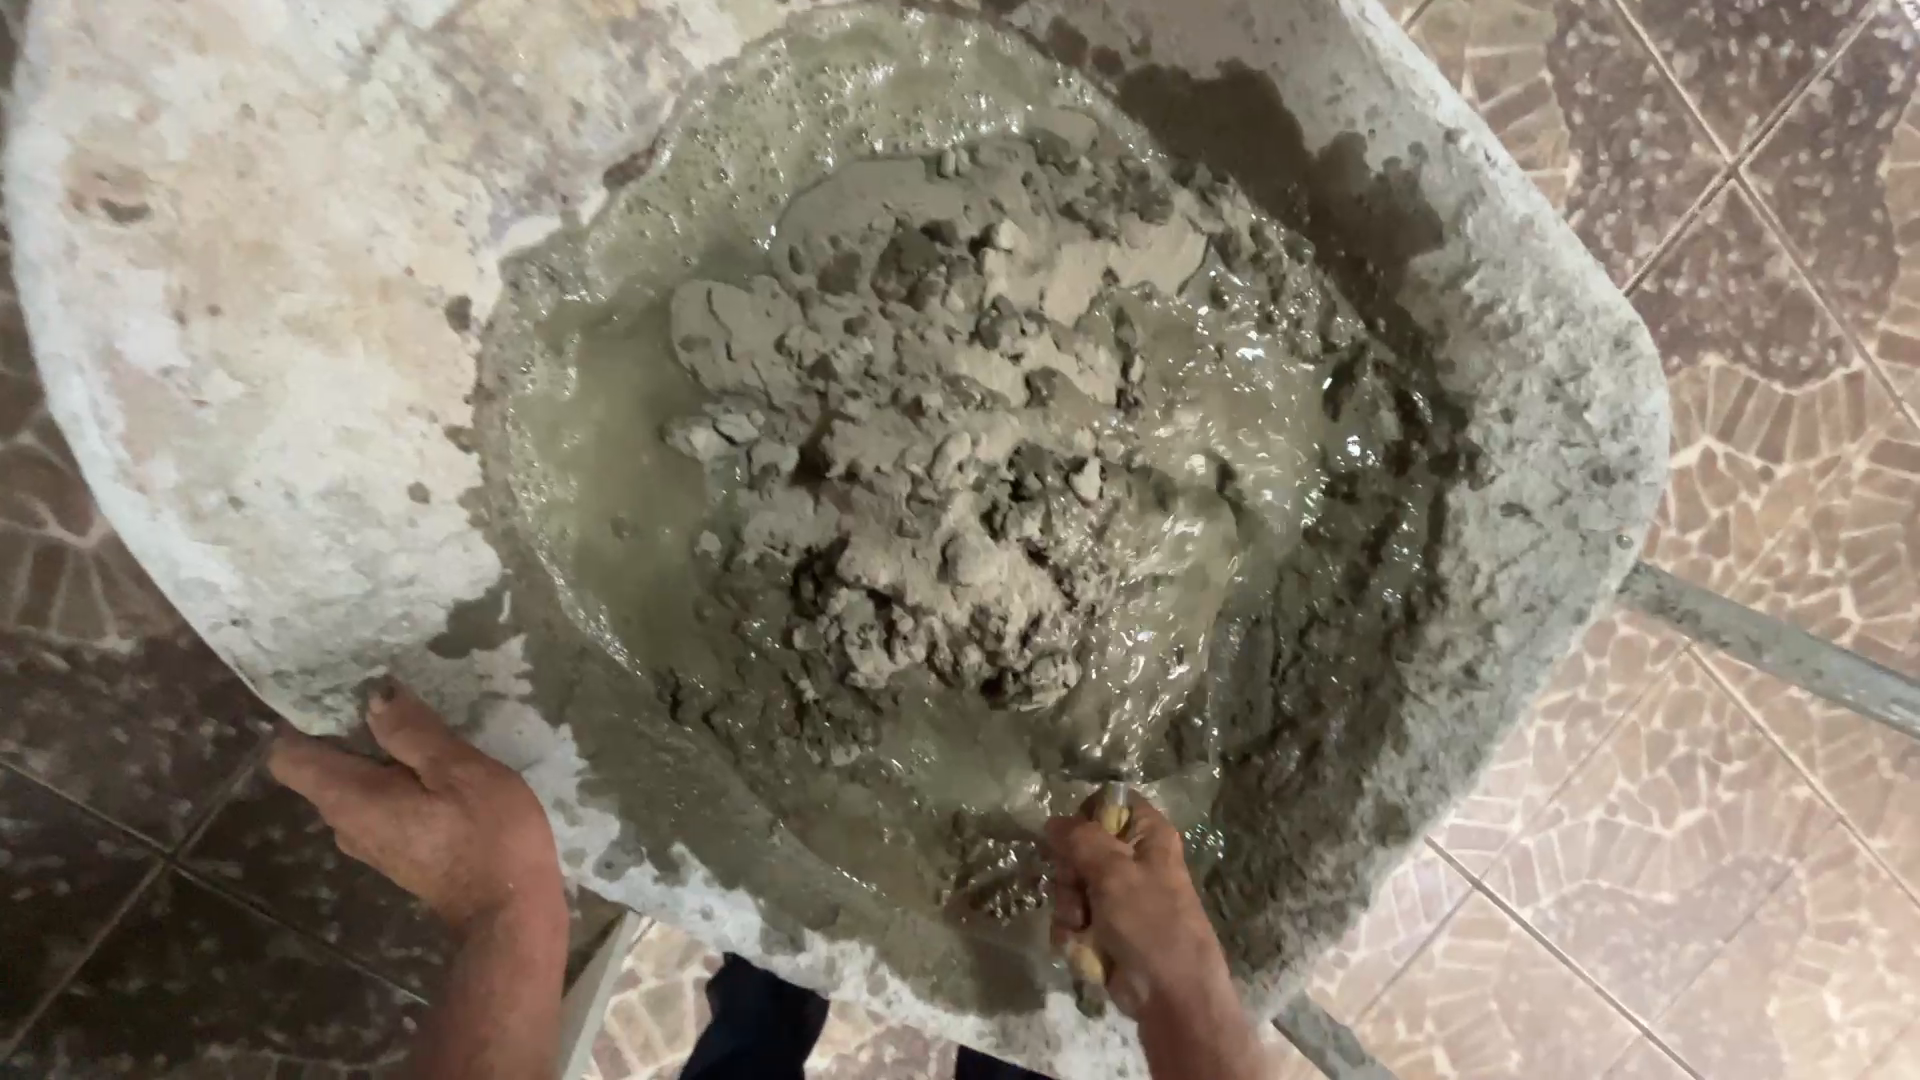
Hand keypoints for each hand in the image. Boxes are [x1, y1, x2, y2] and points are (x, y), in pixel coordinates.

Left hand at [269, 680, 565, 935]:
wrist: (508, 908)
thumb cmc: (488, 833)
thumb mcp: (462, 771)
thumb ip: (415, 733)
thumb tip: (375, 695)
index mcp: (351, 798)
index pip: (289, 756)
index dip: (308, 720)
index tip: (349, 691)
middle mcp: (345, 822)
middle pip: (325, 768)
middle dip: (355, 732)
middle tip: (408, 702)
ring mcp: (370, 841)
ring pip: (357, 785)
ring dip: (385, 757)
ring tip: (433, 732)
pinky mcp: (398, 850)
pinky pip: (381, 803)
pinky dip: (401, 780)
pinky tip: (445, 772)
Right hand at [1046, 796, 1232, 1018]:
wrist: (1172, 999)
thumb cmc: (1151, 924)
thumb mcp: (1114, 872)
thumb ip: (1079, 839)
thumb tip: (1053, 822)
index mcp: (1147, 834)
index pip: (1109, 802)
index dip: (1085, 815)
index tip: (1073, 836)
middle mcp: (1132, 858)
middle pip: (1079, 845)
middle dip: (1069, 872)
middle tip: (1077, 889)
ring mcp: (1117, 894)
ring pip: (1070, 883)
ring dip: (1068, 906)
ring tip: (1082, 926)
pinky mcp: (1105, 926)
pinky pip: (1072, 914)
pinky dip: (1071, 930)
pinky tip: (1081, 945)